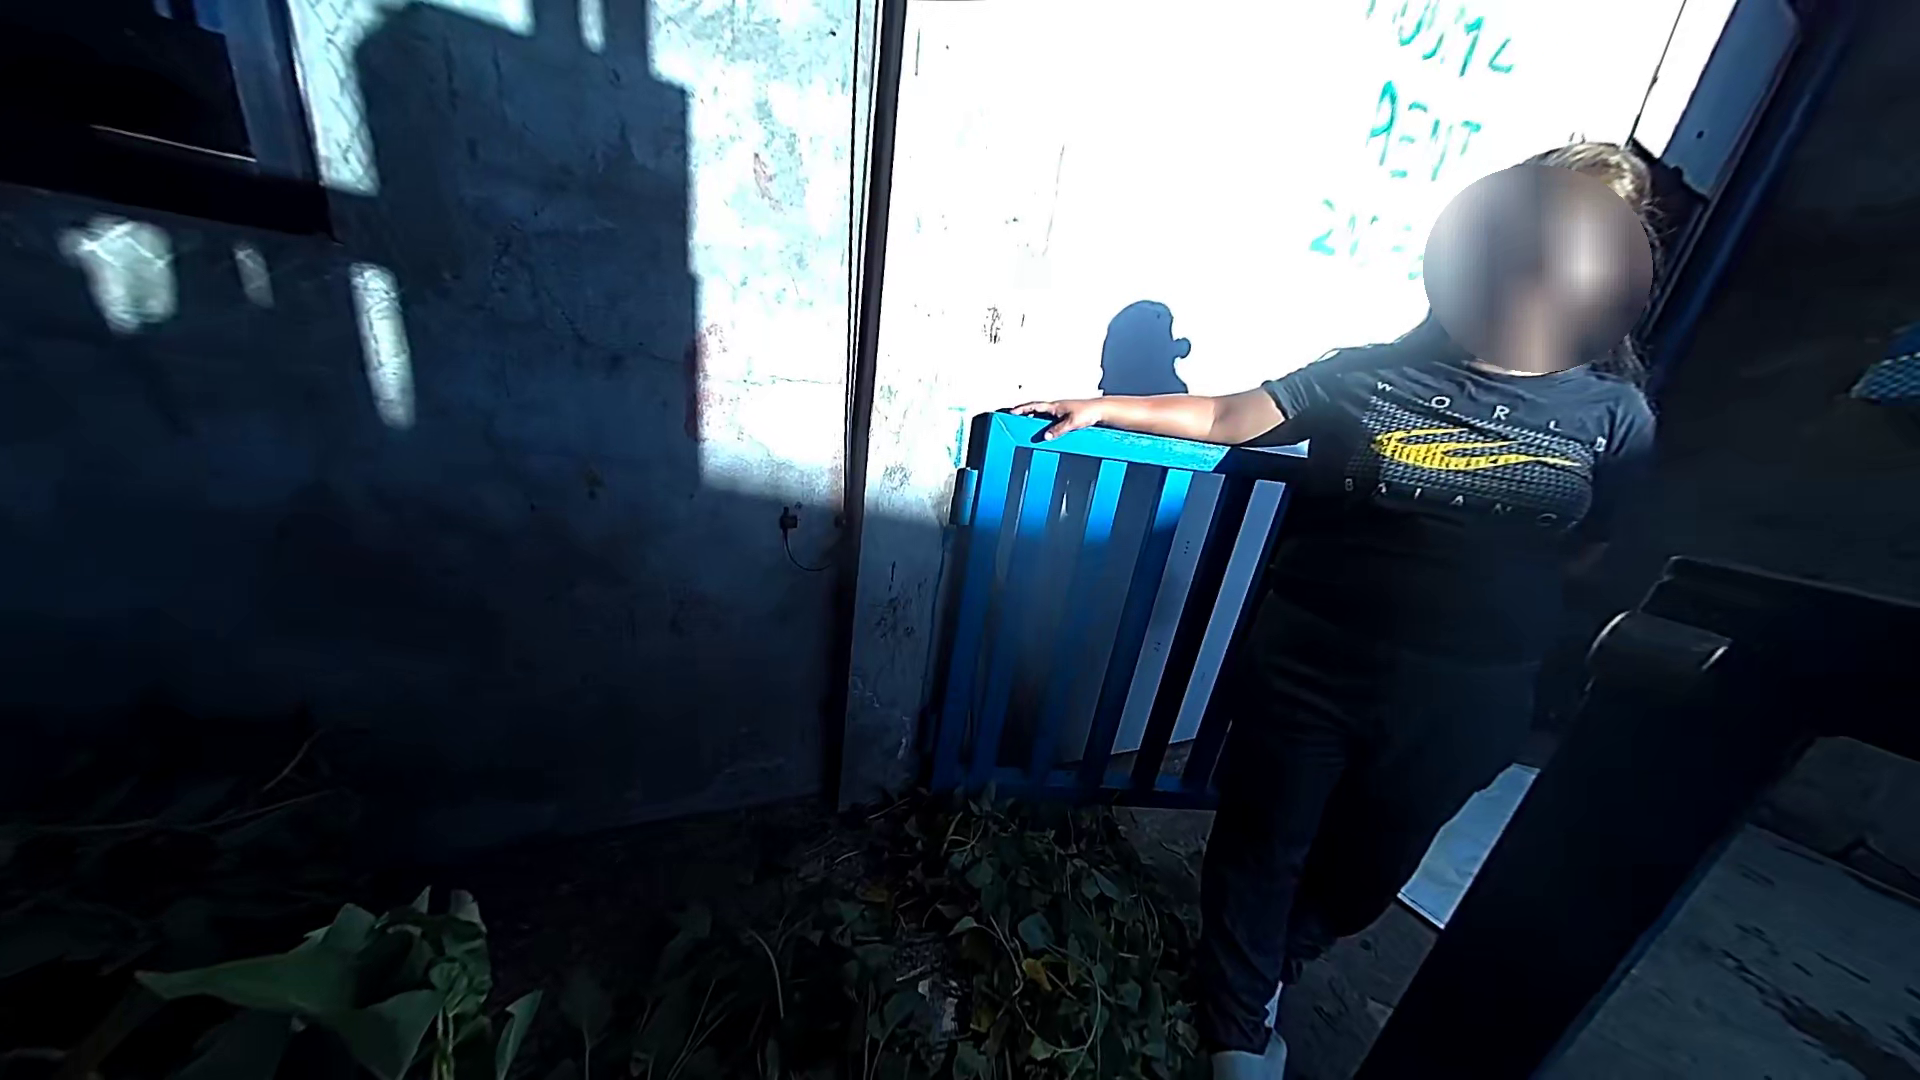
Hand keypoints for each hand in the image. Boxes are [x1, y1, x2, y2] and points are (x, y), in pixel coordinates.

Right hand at [1008, 398, 1105, 440]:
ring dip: (1033, 419)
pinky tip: (1043, 431)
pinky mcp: (1066, 416)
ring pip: (1042, 415)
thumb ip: (1058, 430)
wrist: (1101, 410)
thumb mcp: (1071, 423)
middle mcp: (1056, 407)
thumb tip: (1045, 436)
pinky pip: (1050, 420)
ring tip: (1025, 426)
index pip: (1034, 406)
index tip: (1012, 412)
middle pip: (1035, 409)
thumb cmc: (1088, 413)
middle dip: (1024, 413)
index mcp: (1055, 406)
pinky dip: (1043, 424)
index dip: (1022, 409)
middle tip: (1014, 418)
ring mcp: (1060, 411)